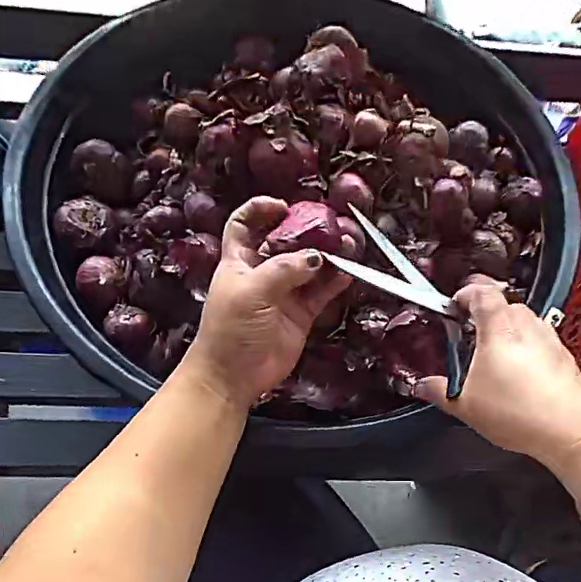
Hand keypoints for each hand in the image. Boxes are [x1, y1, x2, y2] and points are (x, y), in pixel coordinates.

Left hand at [179, 196, 349, 408]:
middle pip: (285, 243)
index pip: (245, 225)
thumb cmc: (232, 328)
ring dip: (328, 256)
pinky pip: (321, 293)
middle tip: (328, 224)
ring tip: (347, 245)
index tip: (283, 206)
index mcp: (239, 261)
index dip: (260, 211)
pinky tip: (348, 273)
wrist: (234, 375)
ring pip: (309, 267)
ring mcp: (284, 294)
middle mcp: (263, 273)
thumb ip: (285, 269)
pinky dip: (335, 282)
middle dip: (305, 231)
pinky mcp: (301, 315)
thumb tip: (317, 256)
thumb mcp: (252, 290)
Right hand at [414, 278, 580, 468]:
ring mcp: (548, 338)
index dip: (463, 294)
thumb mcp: (466, 404)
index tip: (453, 306)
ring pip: (522, 324)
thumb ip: (439, 390)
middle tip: (467, 337)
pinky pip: (537, 344)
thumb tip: (423, 386)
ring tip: (490, 362)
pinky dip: (524, 352)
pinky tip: (516, 380)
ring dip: (505, 335)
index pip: (479, 291)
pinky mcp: (562, 355)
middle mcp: (526, 324)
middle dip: (483, 318)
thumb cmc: (524, 411)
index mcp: (499, 325)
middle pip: (501, 305)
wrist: (571, 428)